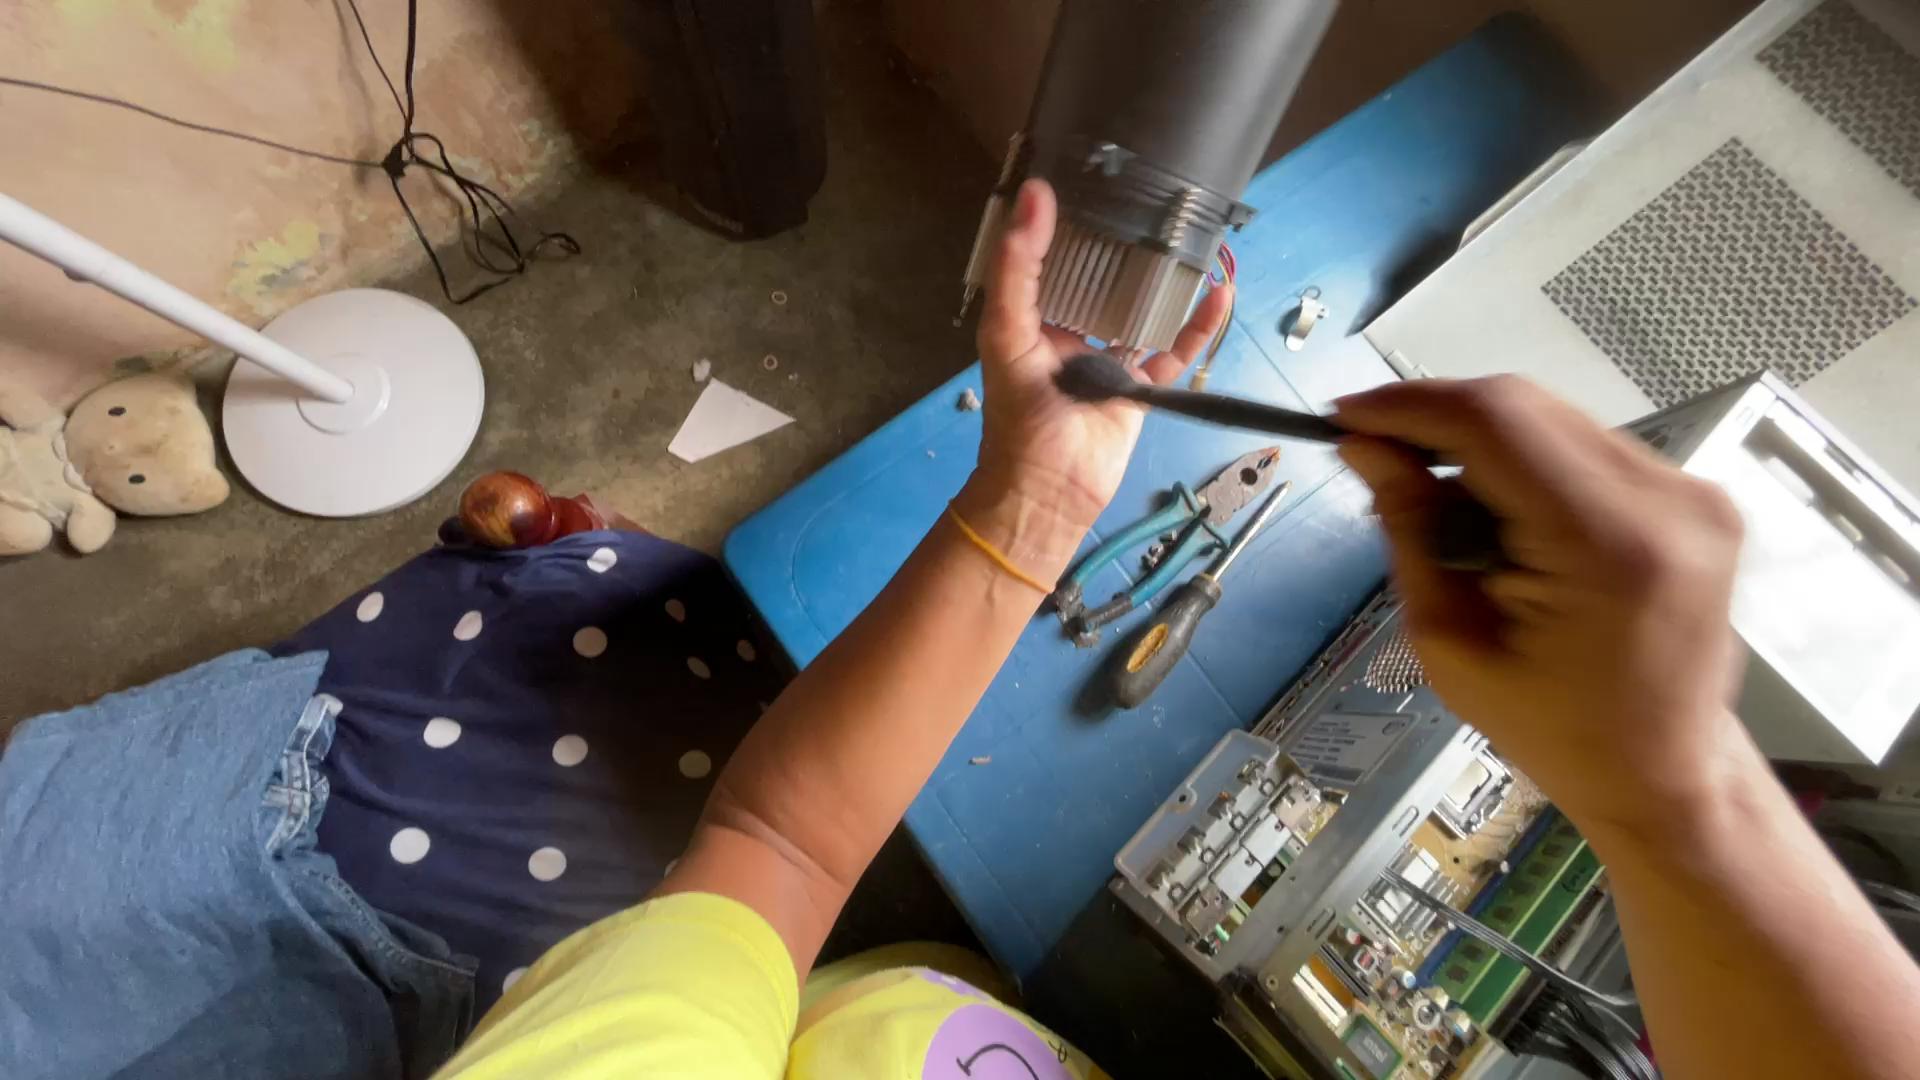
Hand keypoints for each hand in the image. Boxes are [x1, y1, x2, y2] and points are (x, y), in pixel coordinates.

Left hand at [971, 179, 1232, 530]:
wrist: (1050, 488)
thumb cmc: (1021, 413)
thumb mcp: (1006, 333)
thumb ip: (1017, 268)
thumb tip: (1037, 191)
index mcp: (1036, 320)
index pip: (1056, 261)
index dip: (1072, 223)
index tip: (1096, 177)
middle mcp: (1074, 335)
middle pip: (1106, 282)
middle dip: (1127, 246)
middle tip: (1156, 199)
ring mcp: (1110, 362)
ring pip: (1145, 312)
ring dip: (1168, 282)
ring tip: (1194, 237)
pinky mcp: (1142, 388)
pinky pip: (1174, 351)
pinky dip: (1198, 327)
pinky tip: (1218, 293)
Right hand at [1334, 376, 1748, 834]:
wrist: (1660, 767)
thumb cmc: (1541, 721)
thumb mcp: (1444, 633)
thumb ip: (1408, 527)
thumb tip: (1362, 448)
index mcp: (1608, 544)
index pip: (1493, 424)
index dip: (1406, 407)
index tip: (1339, 419)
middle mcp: (1667, 498)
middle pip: (1520, 406)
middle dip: (1428, 416)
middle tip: (1365, 451)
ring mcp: (1689, 491)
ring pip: (1542, 416)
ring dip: (1463, 439)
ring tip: (1417, 489)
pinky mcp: (1685, 496)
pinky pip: (1570, 443)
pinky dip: (1504, 457)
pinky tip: (1473, 502)